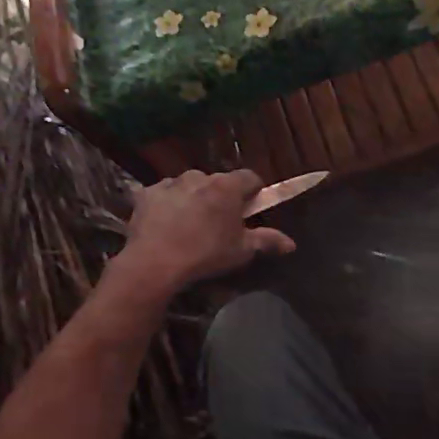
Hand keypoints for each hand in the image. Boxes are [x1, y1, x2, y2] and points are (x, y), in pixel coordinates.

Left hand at [113, 169, 295, 294]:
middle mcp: (199, 176)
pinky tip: (167, 226)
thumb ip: (267, 241)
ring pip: (190, 186)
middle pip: (218, 182)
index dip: (254, 192)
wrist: (154, 263)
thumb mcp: (242, 250)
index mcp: (227, 187)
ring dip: (195, 199)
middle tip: (220, 224)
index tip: (251, 209)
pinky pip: (165, 194)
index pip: (250, 177)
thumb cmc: (206, 254)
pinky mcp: (147, 193)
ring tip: (190, 226)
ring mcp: (170, 183)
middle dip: (222, 197)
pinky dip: (169, 205)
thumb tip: (291, 244)